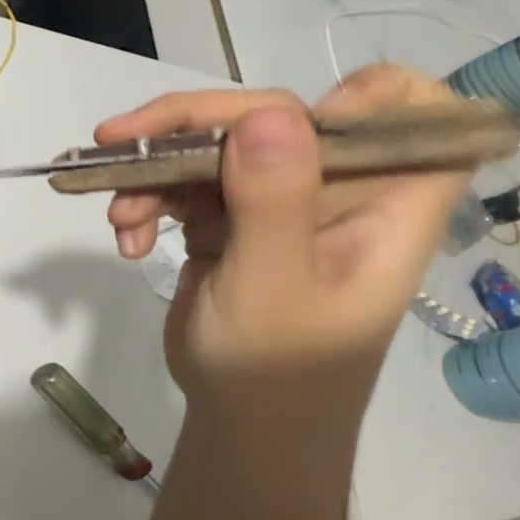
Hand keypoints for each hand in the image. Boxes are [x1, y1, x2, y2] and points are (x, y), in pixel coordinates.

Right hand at [100, 63, 469, 419]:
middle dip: (189, 129)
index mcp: (385, 200)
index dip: (343, 100)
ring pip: (213, 149)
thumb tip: (266, 113)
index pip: (403, 111)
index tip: (263, 126)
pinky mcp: (231, 221)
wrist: (240, 419)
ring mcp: (279, 203)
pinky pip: (184, 185)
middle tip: (115, 141)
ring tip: (119, 220)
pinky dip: (145, 204)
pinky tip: (127, 241)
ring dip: (152, 174)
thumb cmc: (278, 366)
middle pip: (271, 118)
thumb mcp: (272, 285)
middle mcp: (337, 190)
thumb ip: (274, 201)